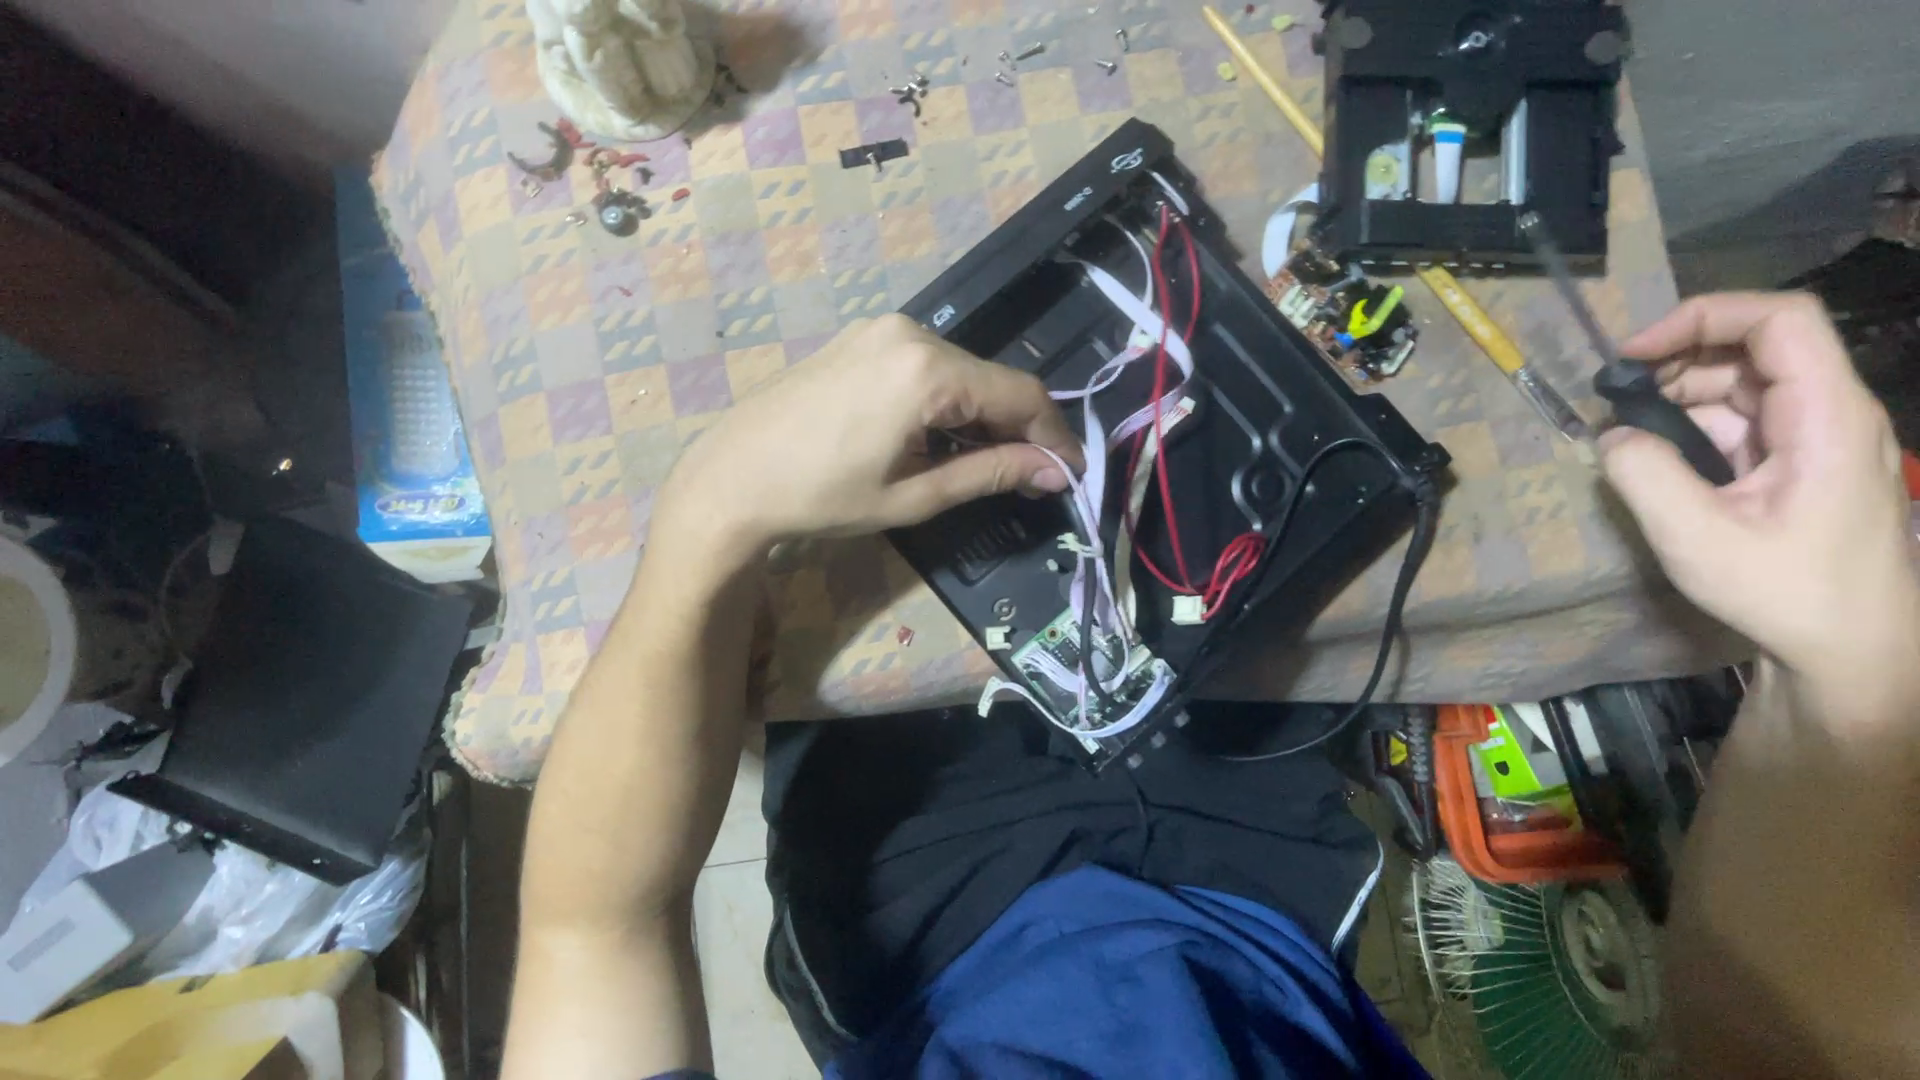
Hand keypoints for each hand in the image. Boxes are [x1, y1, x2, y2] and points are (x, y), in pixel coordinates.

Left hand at [654, 314, 1081, 562]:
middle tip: (1032, 476)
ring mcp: (883, 330)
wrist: (734, 477)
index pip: (1021, 394)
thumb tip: (1056, 470)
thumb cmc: (823, 496)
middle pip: (993, 379)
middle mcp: (912, 333)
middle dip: (1020, 428)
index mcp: (927, 370)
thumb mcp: (915, 496)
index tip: (1070, 473)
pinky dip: (950, 399)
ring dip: (985, 415)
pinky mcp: (864, 337)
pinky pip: (930, 364)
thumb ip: (991, 474)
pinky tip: (943, 436)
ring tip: (987, 464)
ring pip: (964, 371)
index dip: (1054, 435)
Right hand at [1600, 292, 1919, 690]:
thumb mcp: (1697, 538)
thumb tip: (1610, 435)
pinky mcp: (1797, 462)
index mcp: (1826, 416)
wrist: (1851, 646)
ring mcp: (1815, 438)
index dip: (1702, 318)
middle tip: (1612, 399)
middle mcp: (1830, 413)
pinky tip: (1654, 456)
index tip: (1632, 355)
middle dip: (1676, 361)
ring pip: (1742, 384)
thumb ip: (1644, 476)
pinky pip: (1740, 421)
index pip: (1780, 321)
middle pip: (1754, 348)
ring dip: (1677, 396)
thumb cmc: (1785, 591)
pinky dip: (1689, 426)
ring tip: (1623, 431)